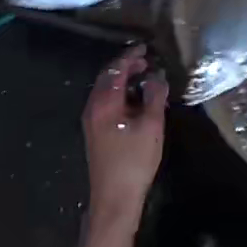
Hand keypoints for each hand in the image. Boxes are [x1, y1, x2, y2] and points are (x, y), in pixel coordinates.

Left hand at [81, 45, 165, 234]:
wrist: (114, 197)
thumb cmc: (134, 161)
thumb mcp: (151, 126)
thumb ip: (153, 97)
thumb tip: (156, 77)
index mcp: (104, 101)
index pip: (115, 69)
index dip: (130, 56)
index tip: (145, 48)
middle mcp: (93, 106)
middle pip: (107, 77)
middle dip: (126, 67)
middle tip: (146, 61)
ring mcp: (91, 120)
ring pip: (106, 90)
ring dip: (123, 81)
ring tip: (144, 79)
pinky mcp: (94, 131)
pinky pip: (106, 102)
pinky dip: (120, 94)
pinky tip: (135, 102)